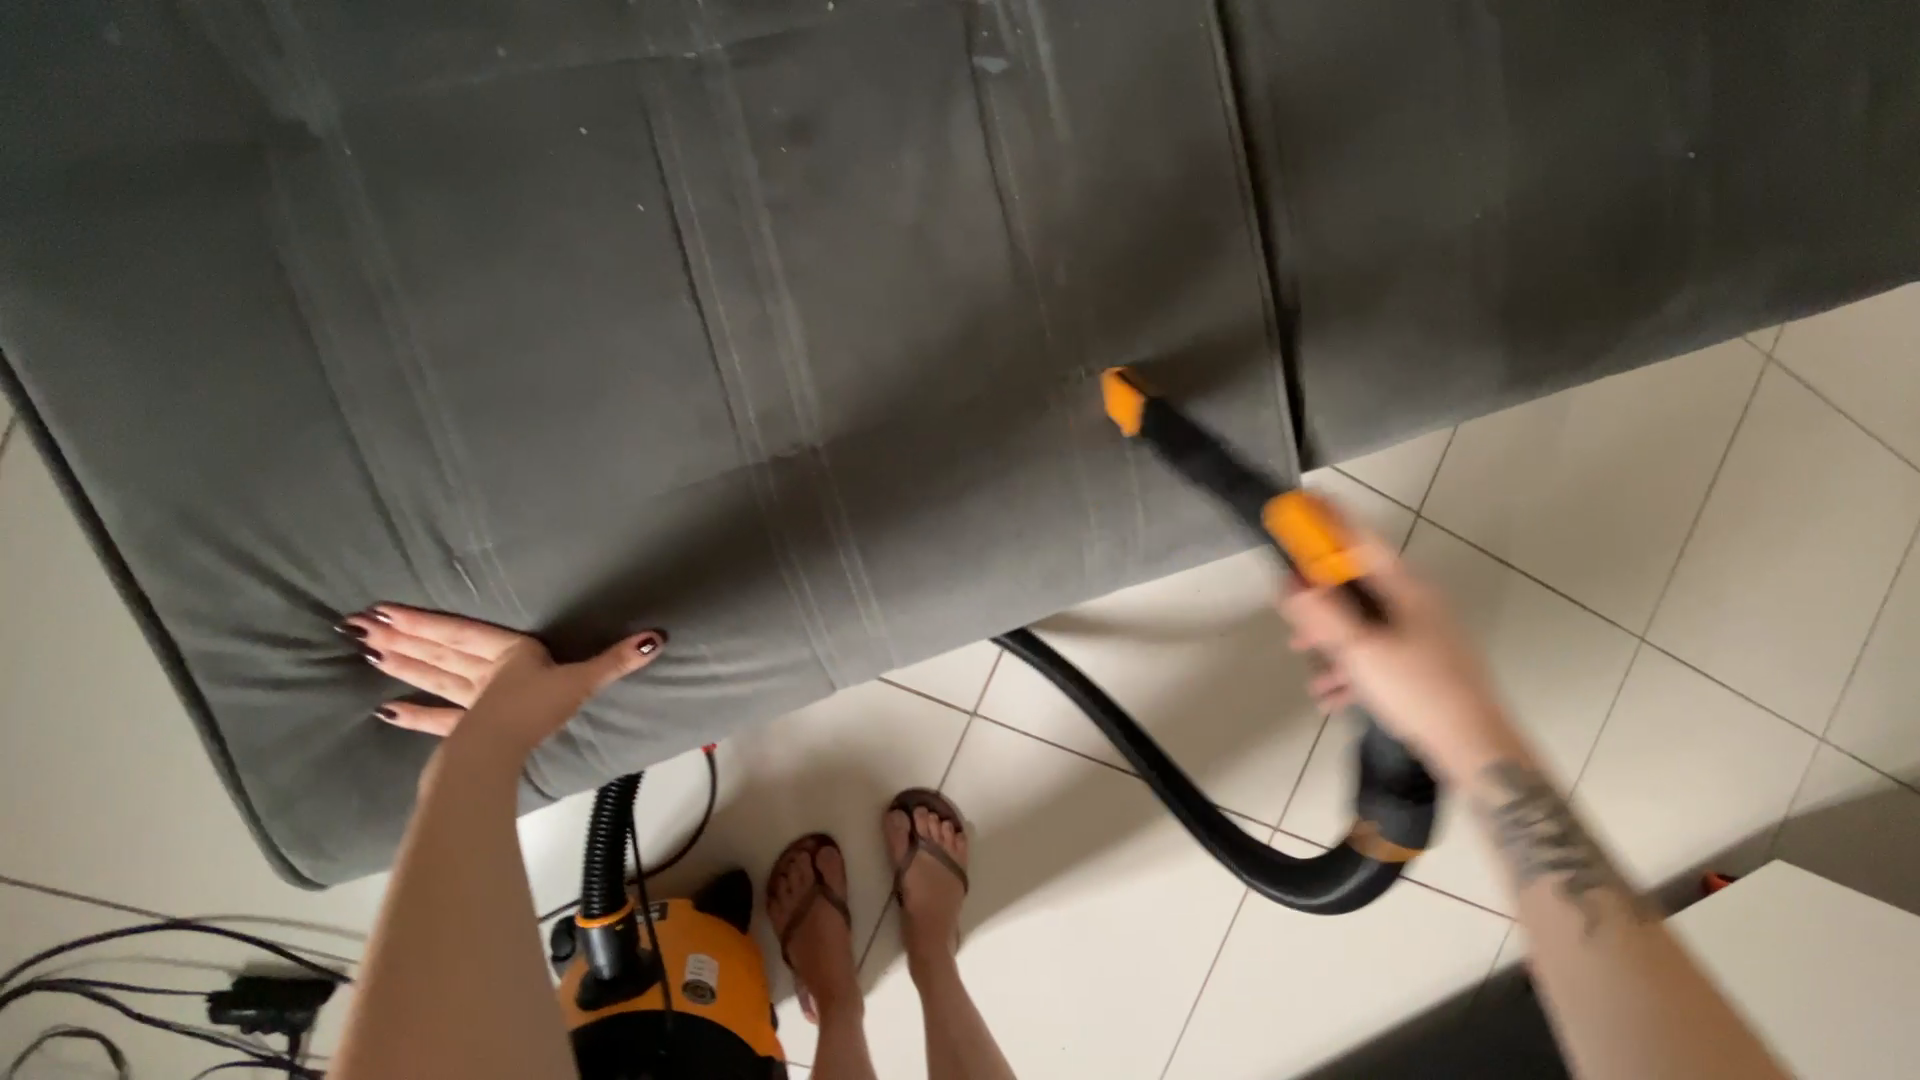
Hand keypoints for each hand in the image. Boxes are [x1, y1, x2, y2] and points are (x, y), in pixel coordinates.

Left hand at [336, 605, 665, 756]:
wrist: (503, 753)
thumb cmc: (539, 709)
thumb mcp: (584, 680)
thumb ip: (618, 659)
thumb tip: (658, 637)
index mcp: (508, 655)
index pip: (462, 633)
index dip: (425, 621)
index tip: (384, 610)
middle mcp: (483, 674)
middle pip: (438, 652)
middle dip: (403, 637)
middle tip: (360, 625)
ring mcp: (469, 705)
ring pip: (431, 679)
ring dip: (401, 666)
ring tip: (368, 652)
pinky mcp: (464, 733)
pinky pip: (435, 721)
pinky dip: (412, 717)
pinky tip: (385, 713)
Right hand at [1278, 528, 1514, 774]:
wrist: (1476, 748)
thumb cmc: (1418, 690)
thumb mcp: (1360, 651)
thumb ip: (1321, 614)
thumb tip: (1289, 582)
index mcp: (1405, 590)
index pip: (1360, 542)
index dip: (1331, 520)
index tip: (1306, 499)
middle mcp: (1415, 604)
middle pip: (1355, 586)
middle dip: (1319, 604)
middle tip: (1295, 625)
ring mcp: (1422, 634)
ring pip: (1362, 624)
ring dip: (1331, 645)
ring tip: (1312, 672)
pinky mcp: (1422, 663)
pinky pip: (1375, 653)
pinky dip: (1351, 669)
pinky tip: (1334, 697)